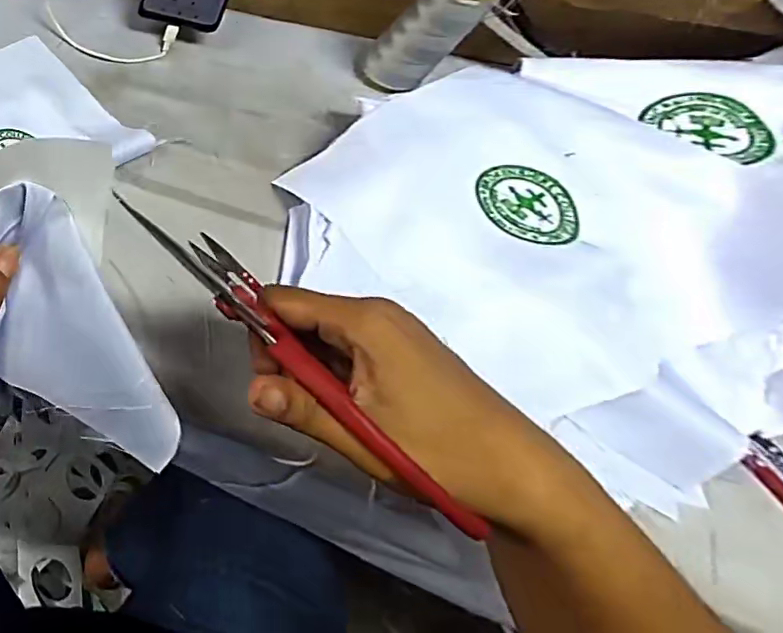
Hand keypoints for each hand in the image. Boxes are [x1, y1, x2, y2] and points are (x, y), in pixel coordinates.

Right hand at [245, 287, 593, 538]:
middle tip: (296, 401)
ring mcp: (391, 330)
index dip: (257, 326)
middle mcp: (375, 313)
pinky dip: (332, 371)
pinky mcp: (400, 349)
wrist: (530, 483)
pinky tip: (349, 406)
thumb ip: (299, 407)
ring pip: (319, 334)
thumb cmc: (445, 453)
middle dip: (283, 355)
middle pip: (297, 315)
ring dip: (309, 368)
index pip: (280, 300)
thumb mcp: (362, 435)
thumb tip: (252, 390)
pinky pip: (344, 345)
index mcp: (363, 320)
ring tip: (332, 412)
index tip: (258, 368)